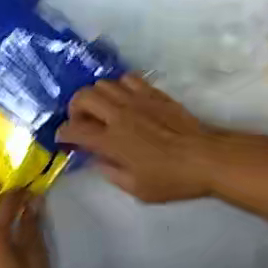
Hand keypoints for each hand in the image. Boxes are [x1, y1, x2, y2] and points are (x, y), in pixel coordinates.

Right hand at [60, 74, 220, 202]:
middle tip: (80, 122)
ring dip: (95, 96)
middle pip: (84, 97)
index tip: (62, 138)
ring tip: (101, 109)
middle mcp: (119, 114)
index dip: (63, 133)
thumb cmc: (171, 179)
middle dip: (74, 108)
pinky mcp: (152, 92)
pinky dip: (119, 86)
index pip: (76, 130)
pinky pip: (127, 79)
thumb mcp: (137, 188)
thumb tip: (98, 160)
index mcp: (112, 140)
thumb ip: (111, 172)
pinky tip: (124, 100)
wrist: (205, 157)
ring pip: (103, 83)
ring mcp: (136, 99)